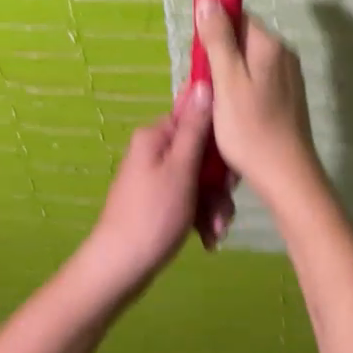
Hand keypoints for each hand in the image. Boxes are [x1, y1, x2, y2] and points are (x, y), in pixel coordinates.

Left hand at [77, 89, 213, 296]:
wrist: (119, 269)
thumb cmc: (152, 215)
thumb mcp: (181, 169)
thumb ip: (195, 128)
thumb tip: (204, 83)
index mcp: (157, 135)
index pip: (199, 118)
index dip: (220, 139)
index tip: (232, 164)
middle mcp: (156, 151)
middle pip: (204, 153)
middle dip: (219, 183)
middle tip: (223, 206)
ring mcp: (158, 177)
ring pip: (202, 180)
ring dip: (214, 205)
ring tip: (216, 230)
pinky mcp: (161, 202)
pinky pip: (192, 199)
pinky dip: (203, 216)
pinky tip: (208, 239)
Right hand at [193, 0, 321, 195]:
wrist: (286, 175)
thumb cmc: (250, 128)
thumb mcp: (226, 81)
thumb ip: (218, 38)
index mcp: (269, 44)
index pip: (236, 17)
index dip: (213, 33)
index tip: (198, 60)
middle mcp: (283, 53)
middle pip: (241, 41)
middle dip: (217, 59)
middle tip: (203, 89)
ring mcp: (288, 76)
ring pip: (247, 64)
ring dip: (226, 78)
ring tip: (215, 106)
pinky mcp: (288, 97)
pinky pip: (257, 82)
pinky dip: (240, 92)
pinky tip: (231, 116)